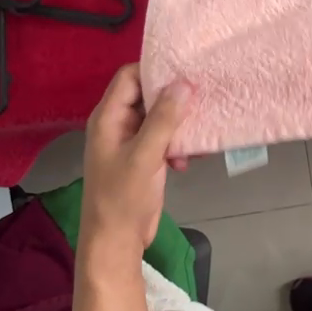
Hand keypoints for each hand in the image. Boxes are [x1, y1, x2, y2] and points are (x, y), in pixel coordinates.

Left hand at [81, 65, 190, 255]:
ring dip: (179, 125)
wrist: (116, 240)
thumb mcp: (145, 156)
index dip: (155, 70)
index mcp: (108, 118)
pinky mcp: (144, 160)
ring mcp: (131, 143)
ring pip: (159, 119)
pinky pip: (163, 141)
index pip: (129, 77)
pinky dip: (177, 146)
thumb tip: (184, 84)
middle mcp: (118, 125)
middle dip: (174, 98)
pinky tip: (189, 159)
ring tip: (199, 131)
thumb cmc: (123, 197)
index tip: (186, 71)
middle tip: (203, 96)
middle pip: (147, 95)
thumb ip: (163, 119)